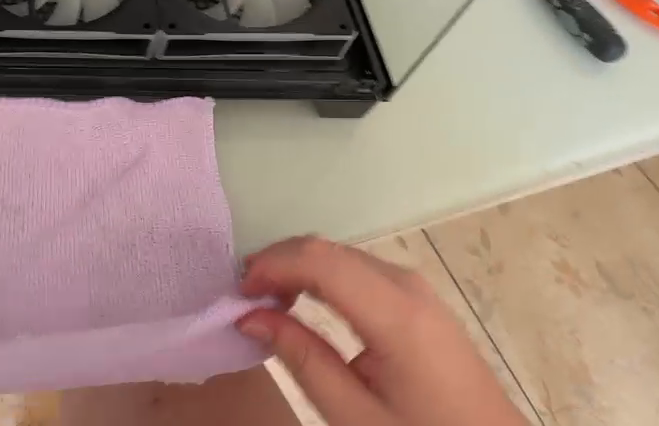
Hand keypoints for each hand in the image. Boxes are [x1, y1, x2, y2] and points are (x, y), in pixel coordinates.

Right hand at [236, 236, 528, 425]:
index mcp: (395, 313)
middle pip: (329, 250)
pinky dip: (323, 276)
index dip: (271, 265)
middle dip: (279, 262)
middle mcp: (407, 285)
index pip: (319, 260)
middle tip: (243, 296)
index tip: (237, 293)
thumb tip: (250, 315)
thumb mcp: (357, 418)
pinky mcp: (421, 302)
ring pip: (342, 255)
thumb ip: (302, 359)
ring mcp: (418, 290)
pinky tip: (307, 302)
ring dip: (299, 267)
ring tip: (267, 300)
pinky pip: (360, 271)